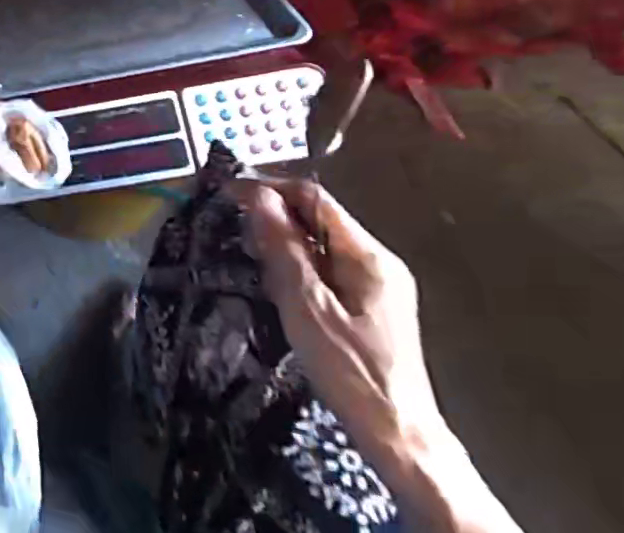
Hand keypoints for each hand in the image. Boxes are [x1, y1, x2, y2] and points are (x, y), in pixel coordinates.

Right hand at [235, 179, 523, 532]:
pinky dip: (295, 263)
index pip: (314, 197)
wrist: (396, 434)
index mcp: (368, 256)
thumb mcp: (306, 304)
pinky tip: (275, 281)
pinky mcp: (367, 302)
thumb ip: (283, 246)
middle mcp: (377, 260)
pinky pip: (323, 264)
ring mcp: (375, 282)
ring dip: (281, 241)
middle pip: (316, 217)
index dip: (269, 188)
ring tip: (250, 256)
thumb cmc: (348, 367)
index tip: (227, 195)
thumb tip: (256, 195)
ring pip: (318, 241)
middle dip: (273, 216)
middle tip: (234, 230)